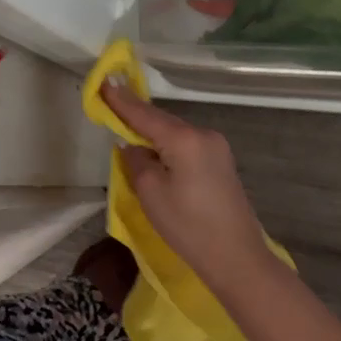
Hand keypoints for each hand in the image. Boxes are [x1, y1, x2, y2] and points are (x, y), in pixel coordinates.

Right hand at [100, 81, 270, 278]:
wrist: (237, 260)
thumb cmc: (188, 226)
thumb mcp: (150, 192)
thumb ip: (136, 159)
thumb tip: (133, 146)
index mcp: (183, 139)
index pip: (143, 114)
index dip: (120, 100)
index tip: (102, 81)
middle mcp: (203, 134)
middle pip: (160, 119)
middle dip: (135, 114)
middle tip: (109, 102)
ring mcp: (216, 147)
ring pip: (174, 131)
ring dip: (151, 131)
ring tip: (127, 127)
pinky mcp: (221, 162)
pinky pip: (185, 143)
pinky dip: (167, 143)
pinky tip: (154, 149)